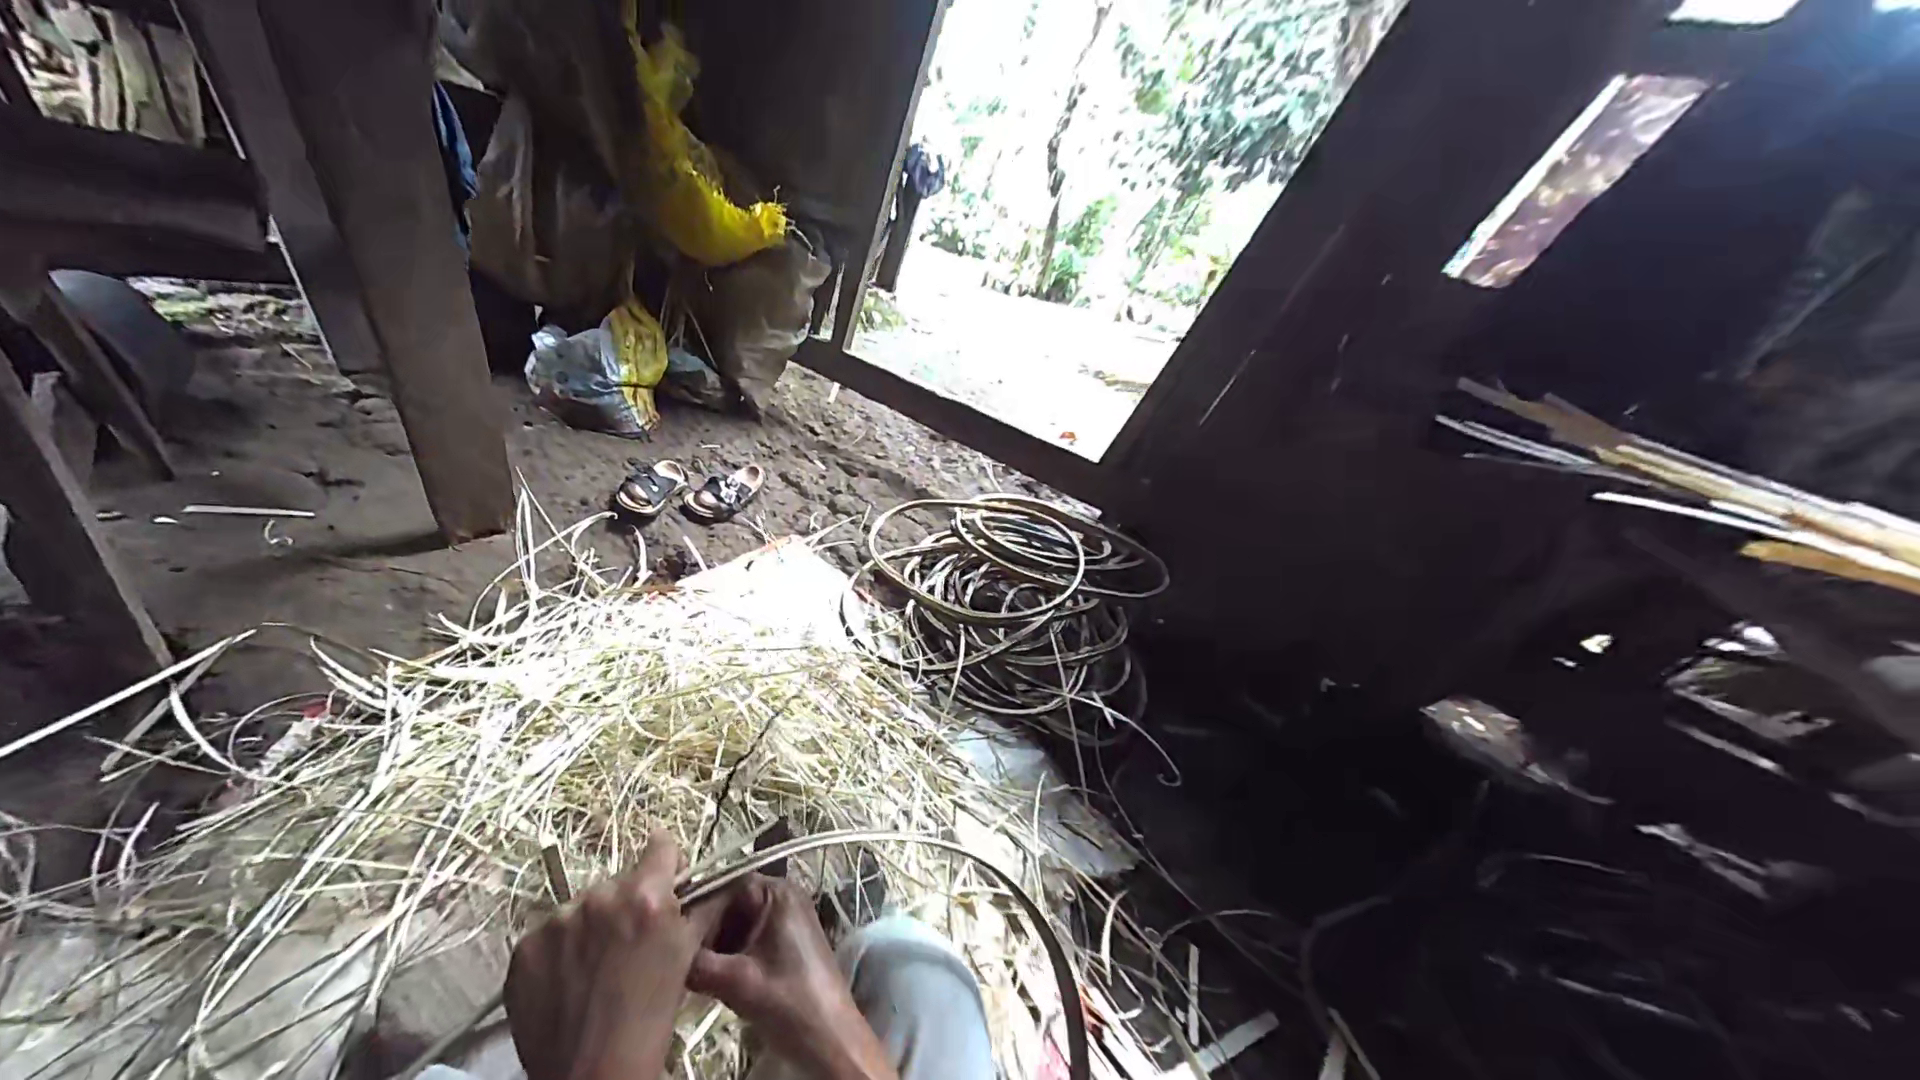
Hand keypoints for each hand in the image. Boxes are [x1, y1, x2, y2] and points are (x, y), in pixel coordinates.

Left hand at [505, 831, 723, 1079]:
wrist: (592, 1073)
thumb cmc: (650, 1014)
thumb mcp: (687, 952)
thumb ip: (705, 905)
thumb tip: (724, 878)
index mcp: (646, 895)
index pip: (660, 846)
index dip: (667, 864)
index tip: (667, 883)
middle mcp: (600, 898)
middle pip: (621, 881)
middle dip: (629, 902)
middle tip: (632, 942)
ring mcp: (557, 922)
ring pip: (585, 906)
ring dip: (594, 924)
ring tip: (598, 966)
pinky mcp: (525, 948)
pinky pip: (551, 933)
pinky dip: (562, 948)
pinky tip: (570, 978)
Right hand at [688, 874, 897, 1079]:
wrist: (829, 1037)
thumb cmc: (789, 1001)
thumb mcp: (736, 982)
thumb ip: (696, 963)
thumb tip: (660, 953)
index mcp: (777, 893)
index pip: (726, 885)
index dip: (697, 907)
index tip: (669, 932)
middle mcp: (782, 897)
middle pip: (730, 903)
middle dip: (704, 930)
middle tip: (677, 958)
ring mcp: (784, 920)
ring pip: (735, 923)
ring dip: (713, 945)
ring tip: (689, 970)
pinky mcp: (783, 942)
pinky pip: (746, 938)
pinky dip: (727, 954)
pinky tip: (709, 978)